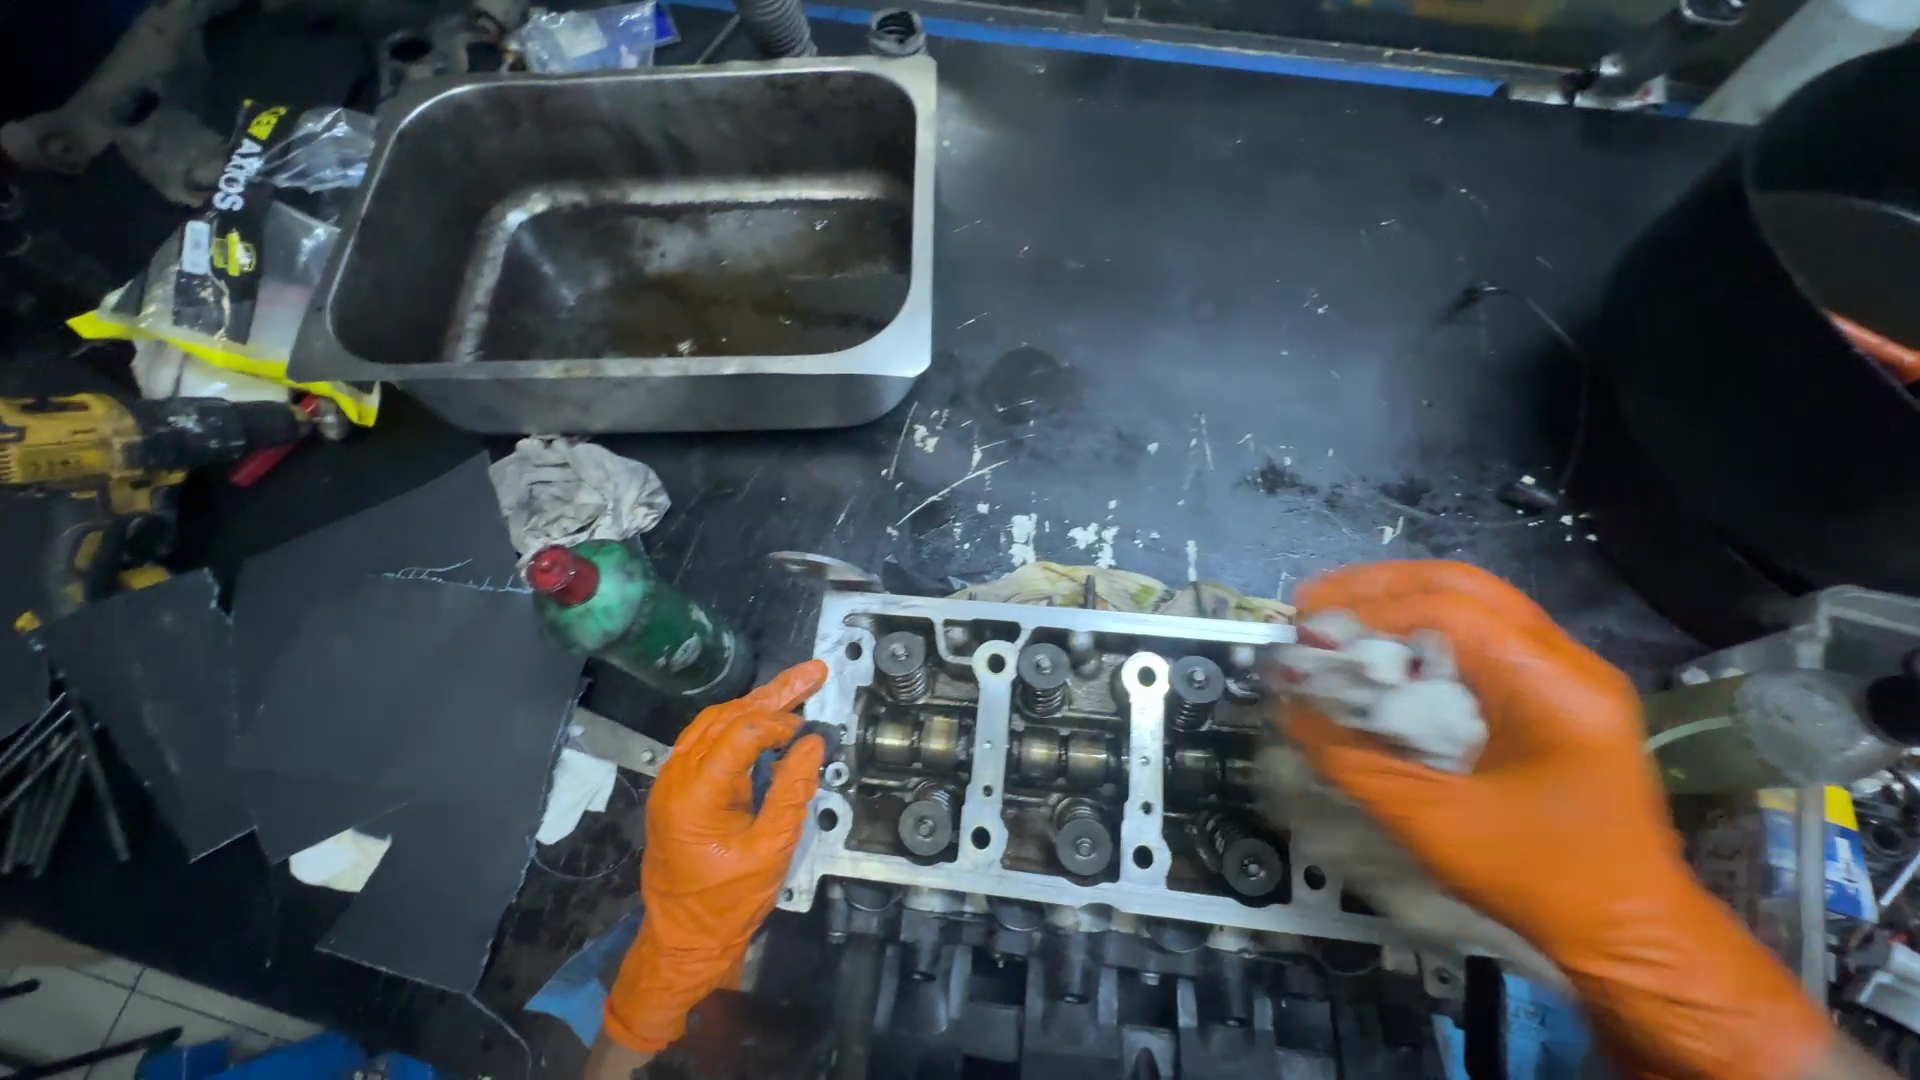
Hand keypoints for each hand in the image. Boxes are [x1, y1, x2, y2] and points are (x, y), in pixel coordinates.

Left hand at [602, 660, 828, 1054]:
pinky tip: (764, 715)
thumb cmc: (727, 903)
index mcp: (695, 794)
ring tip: (795, 686)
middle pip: (725, 717)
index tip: (809, 730)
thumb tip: (814, 743)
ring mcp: (672, 781)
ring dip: (755, 703)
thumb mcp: (771, 850)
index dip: (778, 722)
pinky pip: (707, 740)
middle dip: (772, 694)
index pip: (739, 733)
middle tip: (813, 673)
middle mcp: (676, 778)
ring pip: (714, 723)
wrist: (683, 939)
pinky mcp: (678, 788)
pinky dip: (739, 723)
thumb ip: (792, 791)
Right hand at [1280, 561, 1832, 1079]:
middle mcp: (1568, 663)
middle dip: (1377, 587)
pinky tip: (1382, 646)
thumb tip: (1289, 706)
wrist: (1629, 930)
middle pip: (1463, 586)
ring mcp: (1567, 672)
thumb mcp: (1429, 822)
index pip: (1450, 611)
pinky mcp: (1554, 689)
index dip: (1368, 610)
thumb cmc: (1537, 879)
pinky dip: (1420, 625)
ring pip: (1473, 599)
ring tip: (1336, 617)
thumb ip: (1350, 759)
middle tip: (1312, 605)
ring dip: (1397, 599)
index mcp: (1553, 691)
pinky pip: (1480, 630)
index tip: (1308, 630)